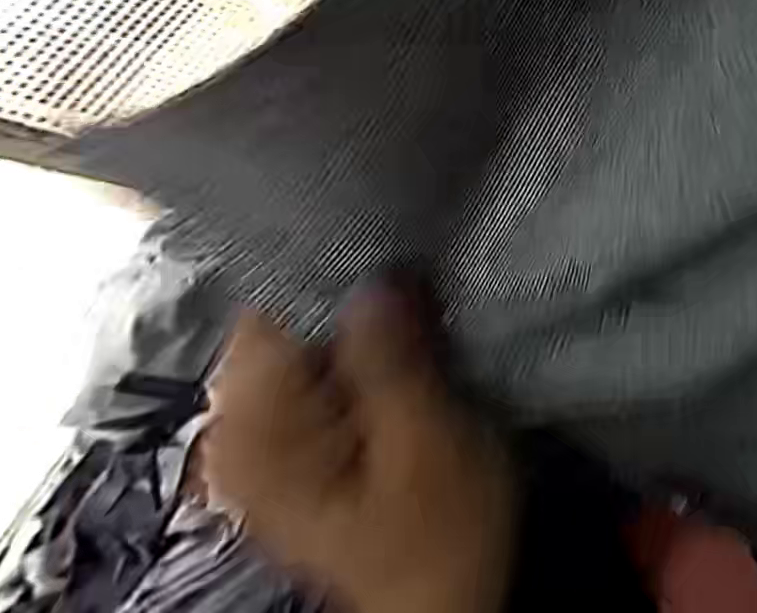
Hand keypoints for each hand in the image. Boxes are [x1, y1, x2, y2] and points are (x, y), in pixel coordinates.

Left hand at [203, 288, 517, 612]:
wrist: (445, 589)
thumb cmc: (443, 521)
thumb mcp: (431, 438)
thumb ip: (394, 362)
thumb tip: (379, 279)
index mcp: (260, 436)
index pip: (269, 321)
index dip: (333, 273)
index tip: (401, 244)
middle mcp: (246, 431)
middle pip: (287, 327)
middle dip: (357, 292)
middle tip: (430, 270)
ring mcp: (275, 435)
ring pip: (313, 341)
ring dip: (371, 315)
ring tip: (431, 294)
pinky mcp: (310, 435)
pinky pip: (329, 364)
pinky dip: (372, 340)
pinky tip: (417, 333)